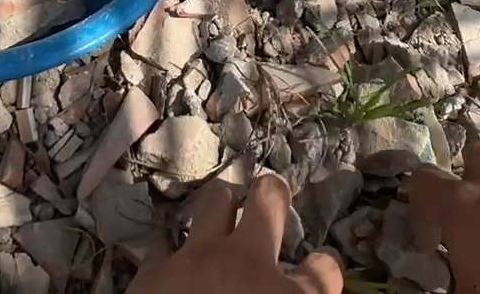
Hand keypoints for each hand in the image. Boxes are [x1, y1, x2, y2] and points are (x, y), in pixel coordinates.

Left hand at [129, 172, 341, 293]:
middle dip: (273, 195)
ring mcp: (198, 262)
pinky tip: (174, 266)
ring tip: (224, 214)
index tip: (319, 265)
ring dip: (222, 207)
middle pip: (268, 200)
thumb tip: (294, 290)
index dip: (324, 268)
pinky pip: (165, 246)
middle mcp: (248, 267)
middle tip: (271, 199)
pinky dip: (172, 256)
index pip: (325, 271)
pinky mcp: (154, 273)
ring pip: (215, 200)